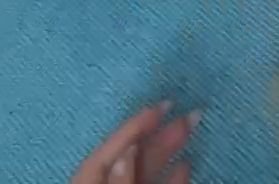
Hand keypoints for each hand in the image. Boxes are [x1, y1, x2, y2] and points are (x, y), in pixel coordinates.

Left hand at [69, 102, 199, 183]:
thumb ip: (119, 178)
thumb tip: (130, 149)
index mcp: (88, 177)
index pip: (111, 145)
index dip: (137, 122)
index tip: (165, 103)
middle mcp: (103, 180)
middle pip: (131, 153)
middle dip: (160, 131)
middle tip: (190, 111)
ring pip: (143, 168)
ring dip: (168, 149)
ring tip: (190, 127)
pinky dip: (169, 176)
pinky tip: (187, 163)